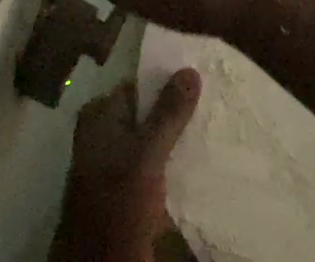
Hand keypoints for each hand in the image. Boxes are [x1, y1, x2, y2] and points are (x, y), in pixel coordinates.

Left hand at [51, 70, 201, 261]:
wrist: (101, 261)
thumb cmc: (118, 198)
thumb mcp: (146, 153)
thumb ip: (167, 113)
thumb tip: (189, 70)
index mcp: (99, 116)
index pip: (137, 87)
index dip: (167, 83)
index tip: (202, 80)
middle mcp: (103, 134)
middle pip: (146, 114)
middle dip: (177, 112)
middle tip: (215, 106)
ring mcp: (115, 164)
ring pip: (153, 141)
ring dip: (178, 140)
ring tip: (215, 131)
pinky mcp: (127, 190)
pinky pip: (154, 167)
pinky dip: (174, 165)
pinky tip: (201, 164)